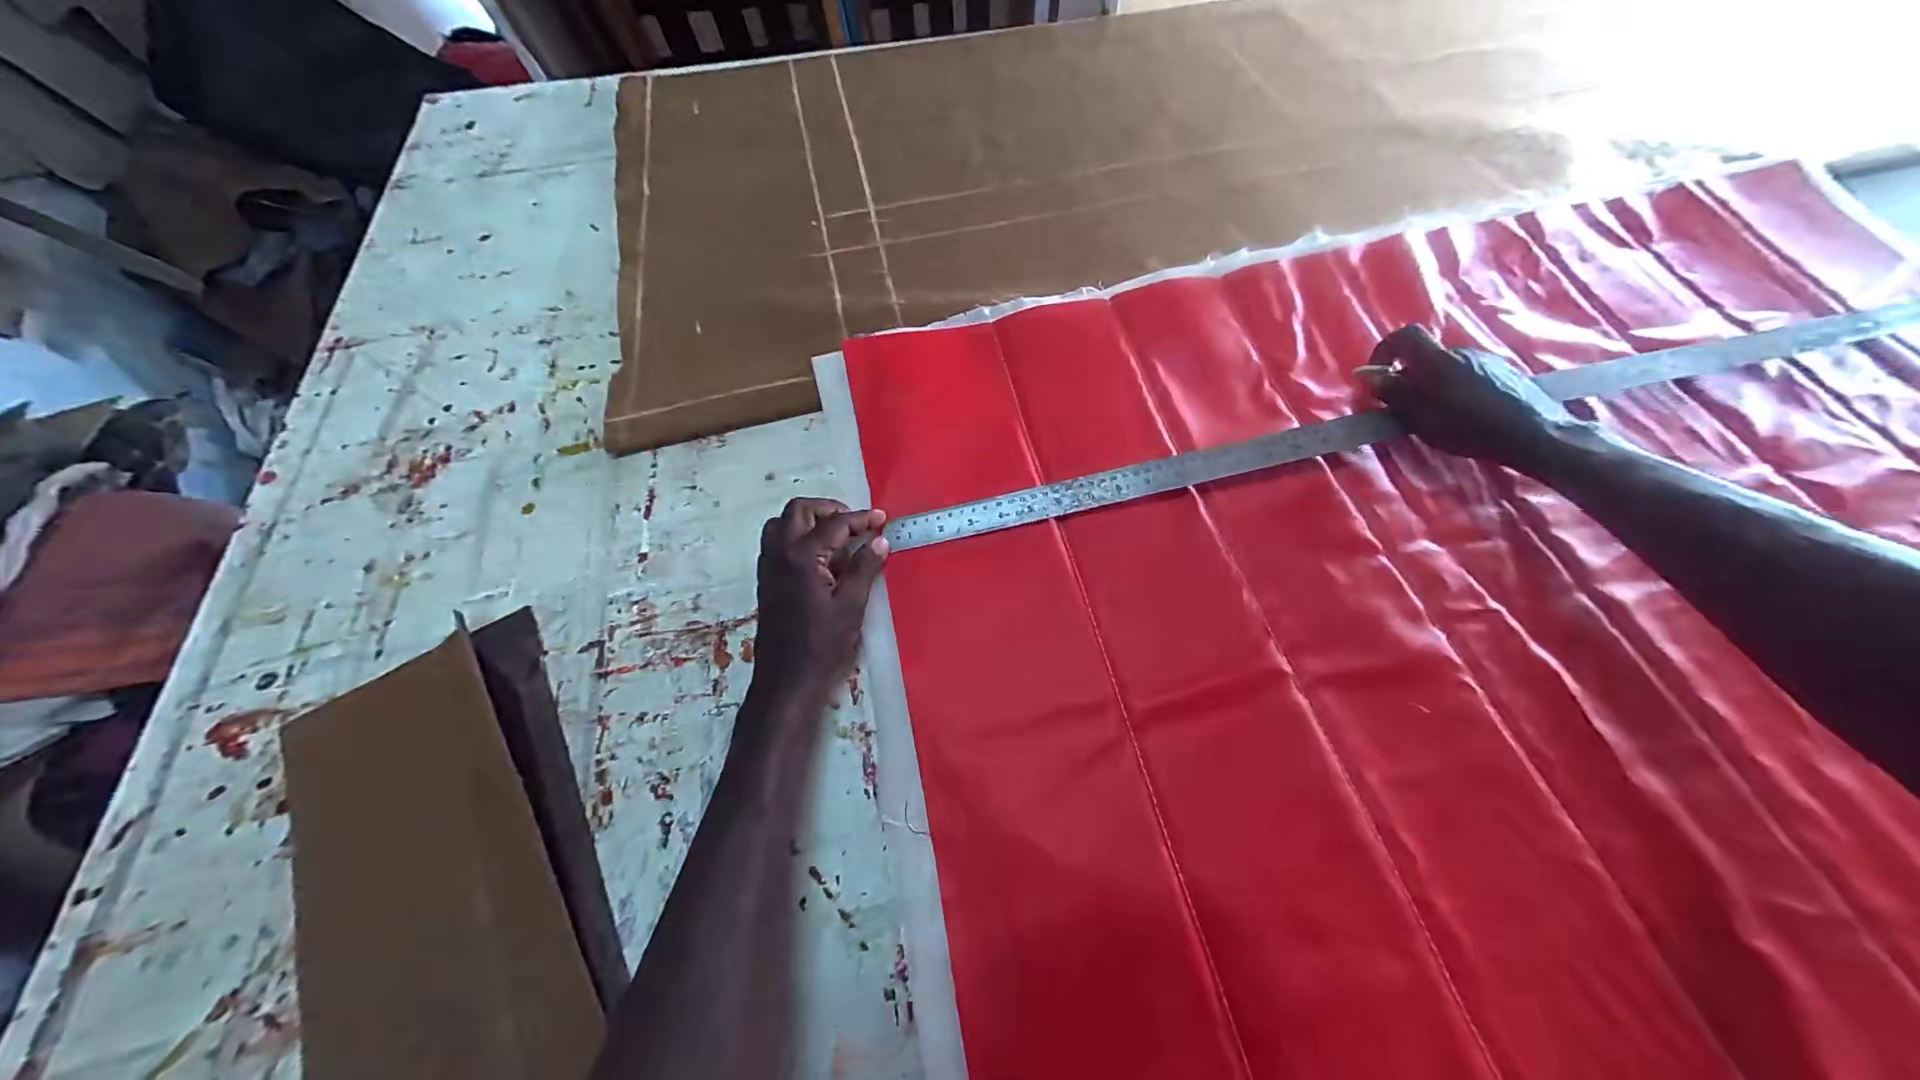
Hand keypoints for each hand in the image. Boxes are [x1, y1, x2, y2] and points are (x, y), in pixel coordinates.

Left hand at [750, 498, 889, 710]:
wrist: (787, 680)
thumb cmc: (822, 646)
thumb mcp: (851, 606)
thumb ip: (864, 568)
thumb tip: (879, 541)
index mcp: (802, 556)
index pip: (834, 524)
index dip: (861, 519)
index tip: (881, 520)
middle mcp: (779, 553)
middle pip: (799, 511)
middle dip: (829, 510)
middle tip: (855, 524)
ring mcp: (769, 567)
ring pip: (782, 524)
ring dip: (809, 522)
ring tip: (838, 538)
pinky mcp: (766, 581)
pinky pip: (777, 544)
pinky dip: (798, 538)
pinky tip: (821, 560)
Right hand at [1355, 326, 1577, 466]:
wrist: (1533, 433)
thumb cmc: (1468, 427)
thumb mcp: (1419, 415)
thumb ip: (1392, 392)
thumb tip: (1366, 374)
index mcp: (1436, 360)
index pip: (1404, 336)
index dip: (1384, 350)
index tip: (1376, 375)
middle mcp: (1461, 351)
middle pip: (1426, 355)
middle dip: (1410, 376)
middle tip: (1406, 407)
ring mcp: (1486, 359)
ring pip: (1448, 366)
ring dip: (1435, 384)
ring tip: (1438, 414)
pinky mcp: (1505, 371)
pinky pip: (1469, 374)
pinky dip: (1458, 389)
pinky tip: (1466, 413)